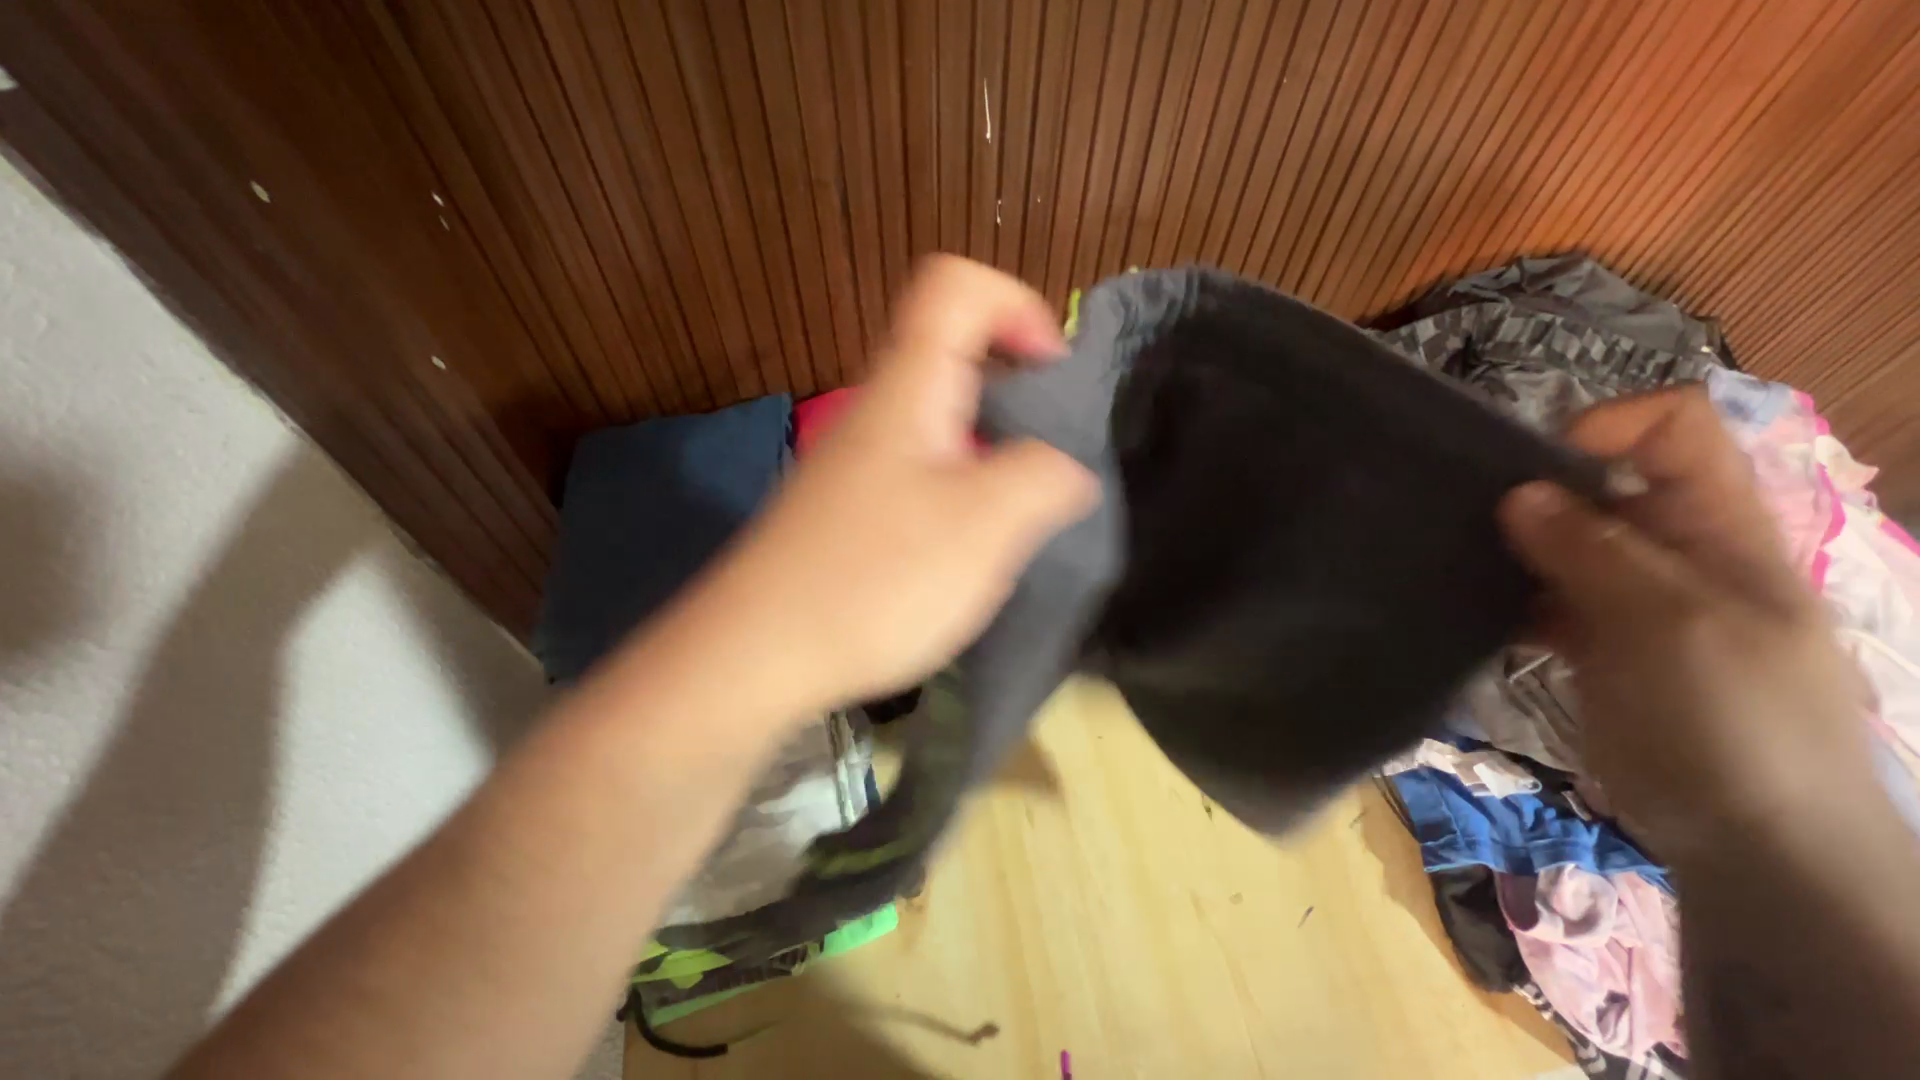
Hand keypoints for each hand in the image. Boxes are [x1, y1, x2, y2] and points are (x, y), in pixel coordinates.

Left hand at [698, 256, 1099, 715]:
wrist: (755, 656)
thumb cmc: (874, 580)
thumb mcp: (984, 526)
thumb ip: (1042, 477)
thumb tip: (1067, 467)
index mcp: (908, 391)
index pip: (956, 287)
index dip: (1017, 305)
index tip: (1056, 377)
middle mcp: (876, 413)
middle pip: (952, 355)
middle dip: (1018, 390)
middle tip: (1054, 454)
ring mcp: (855, 465)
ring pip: (938, 422)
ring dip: (992, 450)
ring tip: (1022, 513)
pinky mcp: (846, 513)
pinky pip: (919, 474)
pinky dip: (960, 492)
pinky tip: (970, 551)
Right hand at [1498, 388, 1879, 850]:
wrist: (1754, 843)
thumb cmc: (1734, 720)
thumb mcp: (1673, 624)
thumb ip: (1595, 552)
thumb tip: (1518, 493)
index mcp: (1716, 525)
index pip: (1671, 427)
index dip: (1603, 427)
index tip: (1531, 473)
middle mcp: (1671, 548)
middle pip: (1599, 482)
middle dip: (1532, 489)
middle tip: (1466, 521)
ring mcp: (1629, 600)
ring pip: (1560, 542)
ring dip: (1509, 547)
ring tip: (1452, 564)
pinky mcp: (1594, 646)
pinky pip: (1541, 600)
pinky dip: (1505, 599)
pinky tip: (1469, 613)